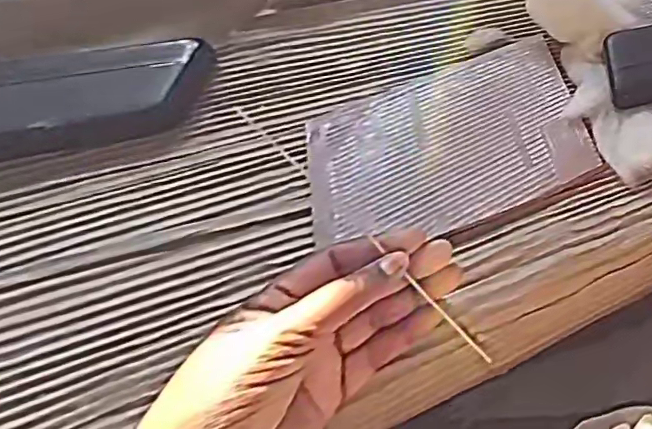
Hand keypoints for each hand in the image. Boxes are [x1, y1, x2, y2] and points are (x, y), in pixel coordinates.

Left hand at [140, 232, 462, 428]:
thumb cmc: (205, 410)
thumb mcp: (277, 337)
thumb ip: (339, 296)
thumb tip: (388, 261)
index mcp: (277, 306)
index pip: (339, 264)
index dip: (379, 250)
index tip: (414, 241)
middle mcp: (300, 328)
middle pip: (365, 288)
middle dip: (406, 269)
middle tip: (441, 255)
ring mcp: (317, 359)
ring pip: (377, 317)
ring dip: (414, 297)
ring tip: (446, 280)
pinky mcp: (330, 389)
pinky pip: (377, 352)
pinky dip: (406, 333)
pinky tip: (426, 317)